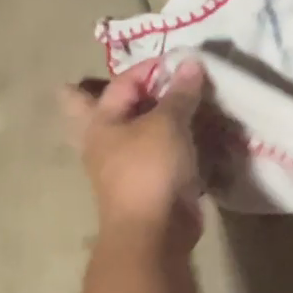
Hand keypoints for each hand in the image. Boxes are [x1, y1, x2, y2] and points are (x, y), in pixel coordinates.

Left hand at [62, 59, 207, 244]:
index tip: (184, 62)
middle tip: (143, 81)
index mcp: (101, 122)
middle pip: (101, 110)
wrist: (154, 229)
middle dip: (119, 94)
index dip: (151, 67)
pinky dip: (172, 144)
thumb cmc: (151, 169)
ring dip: (154, 119)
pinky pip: (159, 154)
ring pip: (135, 133)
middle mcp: (106, 142)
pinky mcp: (148, 182)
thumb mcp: (168, 123)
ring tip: (179, 105)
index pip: (123, 82)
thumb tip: (191, 63)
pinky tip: (192, 137)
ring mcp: (125, 165)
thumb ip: (180, 93)